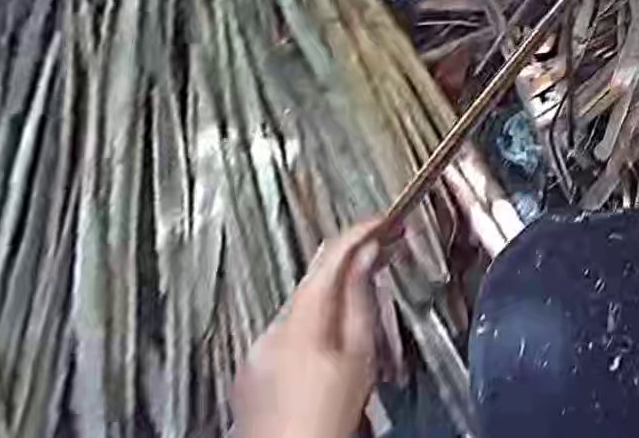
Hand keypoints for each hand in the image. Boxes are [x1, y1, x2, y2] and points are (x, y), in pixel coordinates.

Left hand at [231, 220, 384, 437]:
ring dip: (336, 292)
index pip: (332, 254)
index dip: (362, 231)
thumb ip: (362, 296)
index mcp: (299, 322)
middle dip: (353, 260)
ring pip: (303, 305)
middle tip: (387, 246)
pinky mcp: (251, 375)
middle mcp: (270, 333)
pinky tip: (337, 332)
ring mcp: (256, 356)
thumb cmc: (325, 421)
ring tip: (369, 289)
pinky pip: (288, 332)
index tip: (385, 222)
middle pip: (316, 278)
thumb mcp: (360, 351)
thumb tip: (368, 255)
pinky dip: (316, 321)